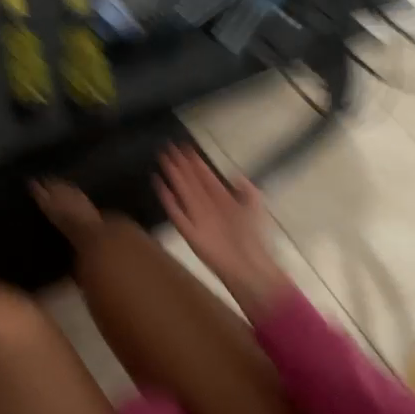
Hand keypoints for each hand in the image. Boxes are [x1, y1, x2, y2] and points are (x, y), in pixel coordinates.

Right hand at [156, 145, 287, 318]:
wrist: (250, 266)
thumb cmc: (255, 237)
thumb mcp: (256, 207)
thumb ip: (247, 190)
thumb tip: (235, 175)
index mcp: (224, 200)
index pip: (206, 177)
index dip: (196, 162)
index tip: (186, 147)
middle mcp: (208, 206)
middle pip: (191, 181)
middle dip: (181, 165)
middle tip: (169, 147)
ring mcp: (197, 217)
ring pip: (182, 191)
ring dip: (173, 175)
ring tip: (163, 159)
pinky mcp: (188, 231)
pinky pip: (175, 211)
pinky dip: (167, 198)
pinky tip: (159, 184)